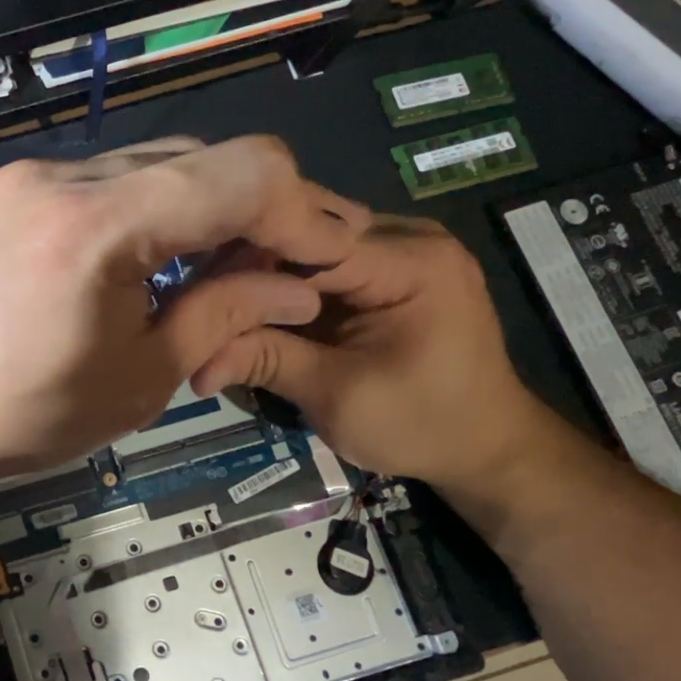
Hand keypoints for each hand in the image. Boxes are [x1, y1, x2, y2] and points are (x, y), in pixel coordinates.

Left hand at [0, 135, 367, 503]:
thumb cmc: (26, 417)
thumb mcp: (141, 377)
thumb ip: (226, 314)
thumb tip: (298, 284)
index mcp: (96, 225)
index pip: (240, 173)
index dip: (300, 210)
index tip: (322, 258)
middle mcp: (59, 177)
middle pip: (198, 157)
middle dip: (253, 209)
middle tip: (276, 271)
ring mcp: (27, 178)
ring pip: (151, 164)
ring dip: (199, 207)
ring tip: (218, 271)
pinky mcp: (8, 191)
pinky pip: (103, 180)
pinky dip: (147, 208)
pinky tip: (153, 259)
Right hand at [203, 216, 555, 491]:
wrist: (488, 448)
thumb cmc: (423, 425)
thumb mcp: (337, 397)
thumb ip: (266, 361)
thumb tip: (192, 360)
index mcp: (412, 261)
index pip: (308, 239)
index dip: (246, 261)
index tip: (193, 290)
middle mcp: (411, 237)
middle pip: (307, 232)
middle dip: (250, 263)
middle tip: (197, 298)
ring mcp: (402, 248)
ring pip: (310, 243)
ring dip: (264, 271)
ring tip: (215, 301)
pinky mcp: (390, 268)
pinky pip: (325, 261)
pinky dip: (286, 281)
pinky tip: (250, 303)